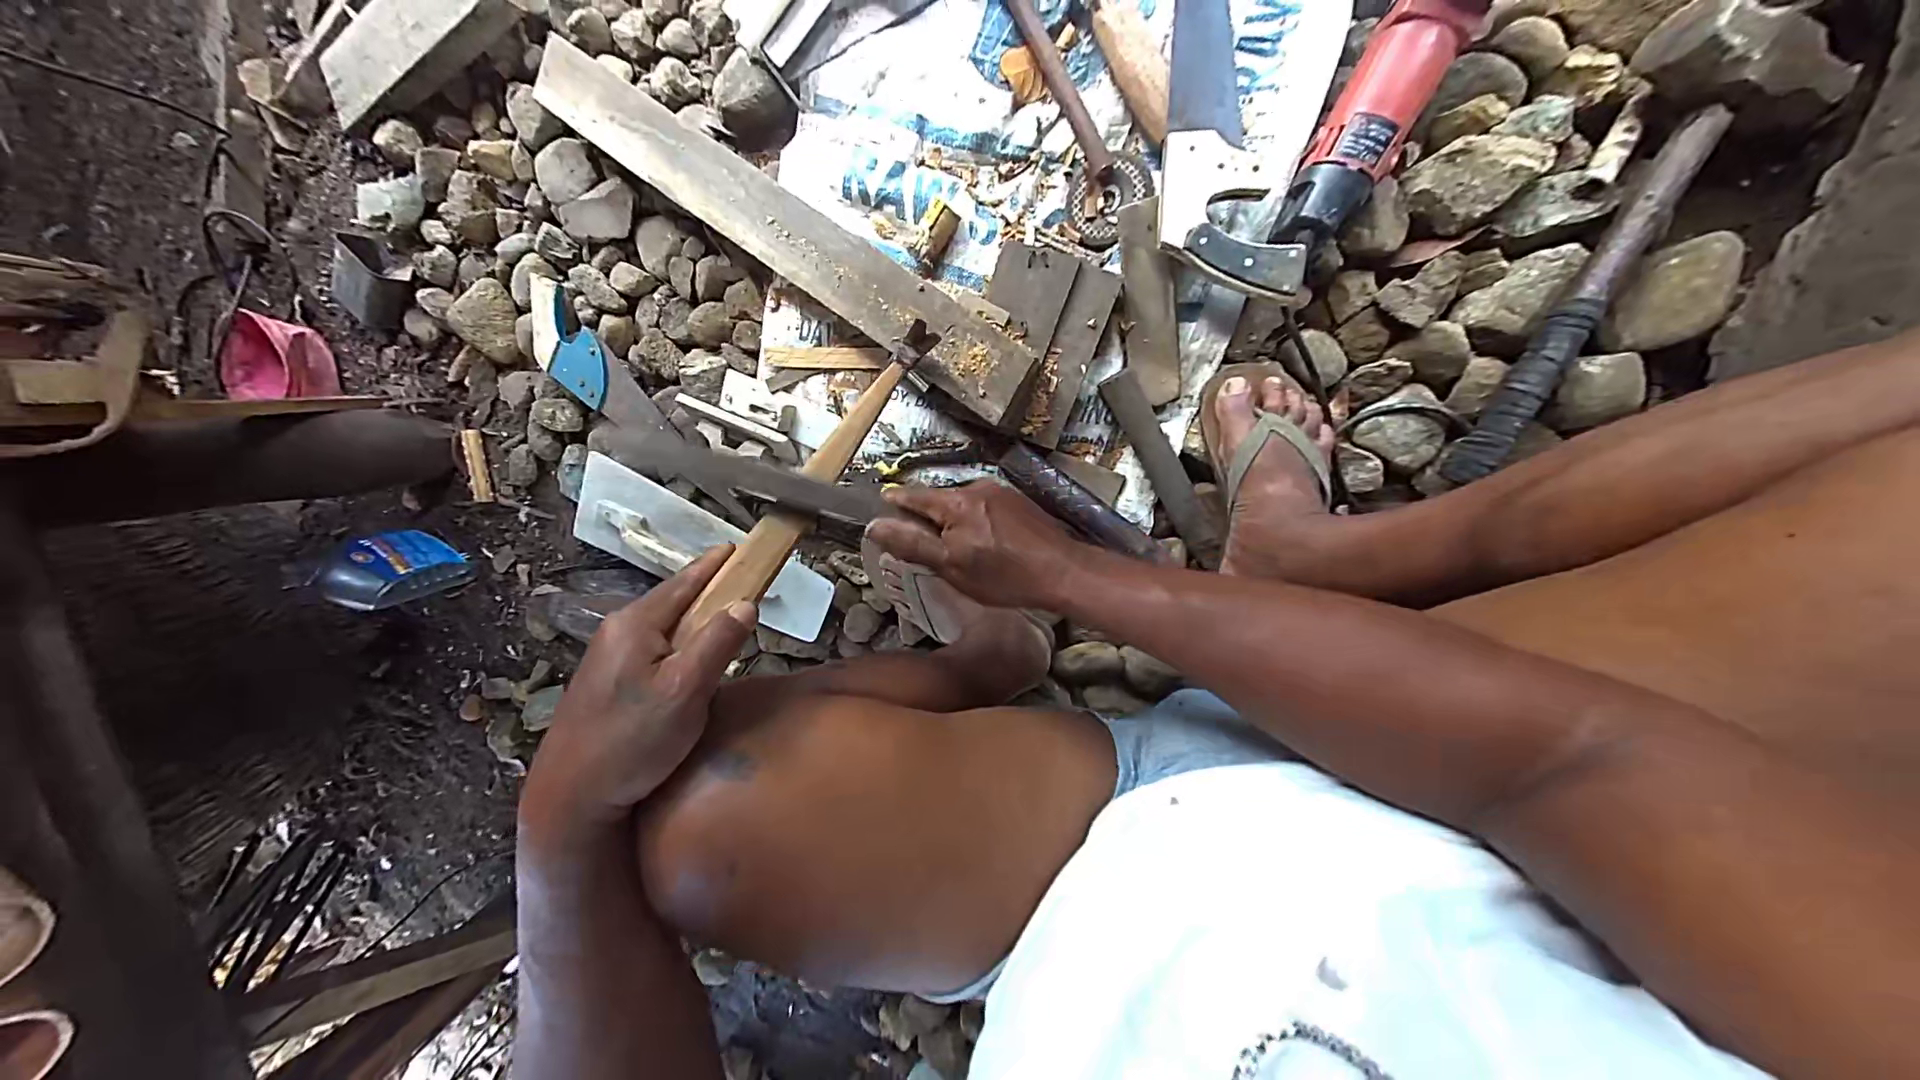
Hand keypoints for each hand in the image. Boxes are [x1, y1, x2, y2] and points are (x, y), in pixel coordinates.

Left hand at [523, 547, 756, 828]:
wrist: (569, 798)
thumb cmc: (632, 741)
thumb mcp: (685, 690)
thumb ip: (718, 642)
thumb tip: (745, 602)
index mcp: (635, 624)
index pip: (684, 583)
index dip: (714, 565)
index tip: (737, 549)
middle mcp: (617, 632)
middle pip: (671, 602)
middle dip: (706, 590)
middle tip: (741, 586)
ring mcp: (607, 659)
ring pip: (661, 627)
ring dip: (693, 619)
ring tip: (722, 621)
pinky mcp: (605, 684)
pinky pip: (651, 648)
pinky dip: (678, 642)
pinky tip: (688, 659)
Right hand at [865, 480, 1089, 610]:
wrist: (1064, 572)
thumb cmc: (1005, 575)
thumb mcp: (951, 566)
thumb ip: (912, 544)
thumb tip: (876, 526)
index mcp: (957, 502)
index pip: (914, 496)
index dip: (895, 502)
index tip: (882, 504)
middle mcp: (978, 488)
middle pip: (939, 500)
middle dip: (926, 517)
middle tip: (918, 541)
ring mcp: (1003, 494)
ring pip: (964, 505)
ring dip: (953, 521)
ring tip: (954, 548)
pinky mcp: (1020, 504)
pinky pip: (985, 509)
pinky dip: (975, 523)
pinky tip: (983, 545)